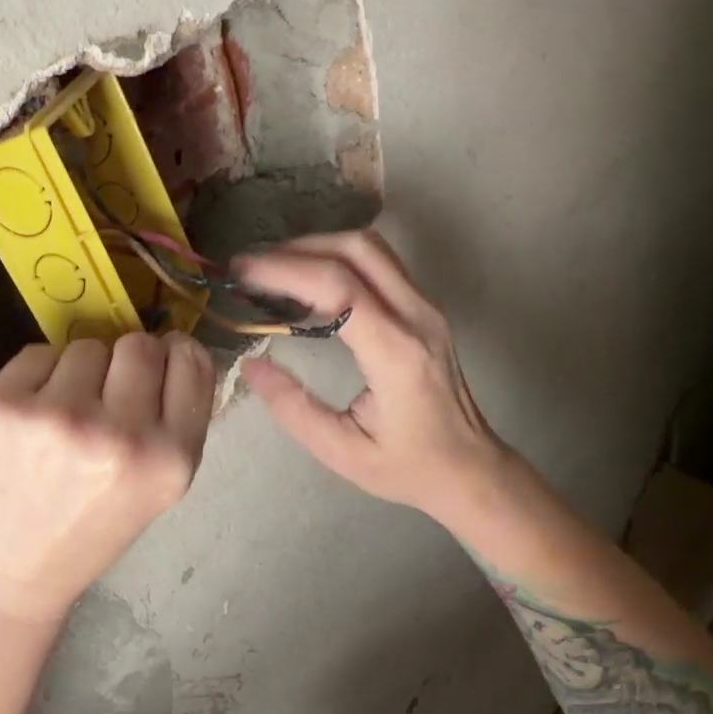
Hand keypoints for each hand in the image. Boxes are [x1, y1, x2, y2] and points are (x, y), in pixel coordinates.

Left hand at [0, 331, 214, 624]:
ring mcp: (59, 417)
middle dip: (128, 362)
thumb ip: (178, 422)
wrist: (14, 571)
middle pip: (140, 345)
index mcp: (169, 459)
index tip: (162, 363)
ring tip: (68, 415)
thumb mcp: (160, 488)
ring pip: (88, 346)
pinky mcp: (5, 405)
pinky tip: (35, 418)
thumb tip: (176, 347)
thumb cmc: (93, 530)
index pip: (192, 361)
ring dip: (82, 370)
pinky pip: (39, 353)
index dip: (177, 354)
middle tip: (110, 395)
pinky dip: (40, 376)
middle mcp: (121, 435)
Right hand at [236, 230, 512, 520]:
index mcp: (396, 354)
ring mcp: (425, 307)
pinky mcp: (424, 308)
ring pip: (370, 247)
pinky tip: (307, 279)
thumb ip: (294, 408)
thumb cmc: (408, 467)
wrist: (470, 467)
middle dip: (296, 248)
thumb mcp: (342, 452)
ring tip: (272, 269)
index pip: (339, 287)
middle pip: (356, 249)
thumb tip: (251, 364)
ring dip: (317, 246)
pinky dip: (336, 258)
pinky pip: (379, 262)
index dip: (286, 270)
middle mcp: (417, 317)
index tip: (242, 272)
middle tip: (249, 267)